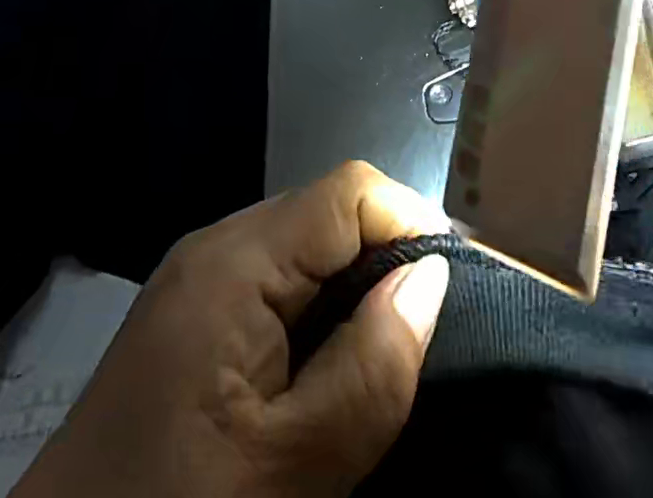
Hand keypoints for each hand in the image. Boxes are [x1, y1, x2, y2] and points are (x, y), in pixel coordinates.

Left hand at [10, 161, 451, 497]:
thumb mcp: (294, 460)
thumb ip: (371, 366)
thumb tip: (431, 275)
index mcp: (233, 262)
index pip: (347, 192)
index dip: (410, 220)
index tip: (457, 283)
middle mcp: (214, 244)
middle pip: (325, 208)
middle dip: (388, 248)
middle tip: (431, 320)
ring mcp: (199, 271)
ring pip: (304, 239)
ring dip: (357, 275)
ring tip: (392, 336)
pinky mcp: (196, 302)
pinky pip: (275, 272)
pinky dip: (320, 297)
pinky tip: (335, 348)